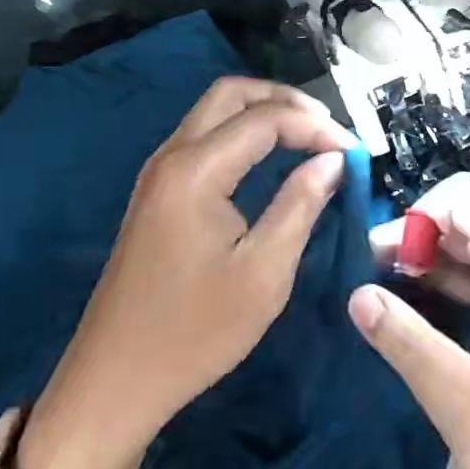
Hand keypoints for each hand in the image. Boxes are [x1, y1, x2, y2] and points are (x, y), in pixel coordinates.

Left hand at [16, 77, 352, 468]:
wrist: (116, 376)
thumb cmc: (195, 331)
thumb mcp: (263, 273)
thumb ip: (300, 205)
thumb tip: (332, 159)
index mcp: (195, 171)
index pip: (264, 119)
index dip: (314, 127)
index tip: (353, 151)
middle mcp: (171, 155)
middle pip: (231, 93)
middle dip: (283, 99)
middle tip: (326, 127)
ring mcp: (158, 170)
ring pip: (213, 110)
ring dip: (260, 111)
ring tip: (306, 136)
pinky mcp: (156, 189)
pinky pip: (202, 136)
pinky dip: (239, 132)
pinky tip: (268, 156)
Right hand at [355, 174, 469, 468]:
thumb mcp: (468, 407)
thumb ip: (408, 344)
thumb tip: (358, 296)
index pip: (461, 196)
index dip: (416, 215)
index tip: (384, 259)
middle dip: (422, 240)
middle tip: (380, 278)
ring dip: (444, 267)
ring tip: (402, 297)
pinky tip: (449, 326)